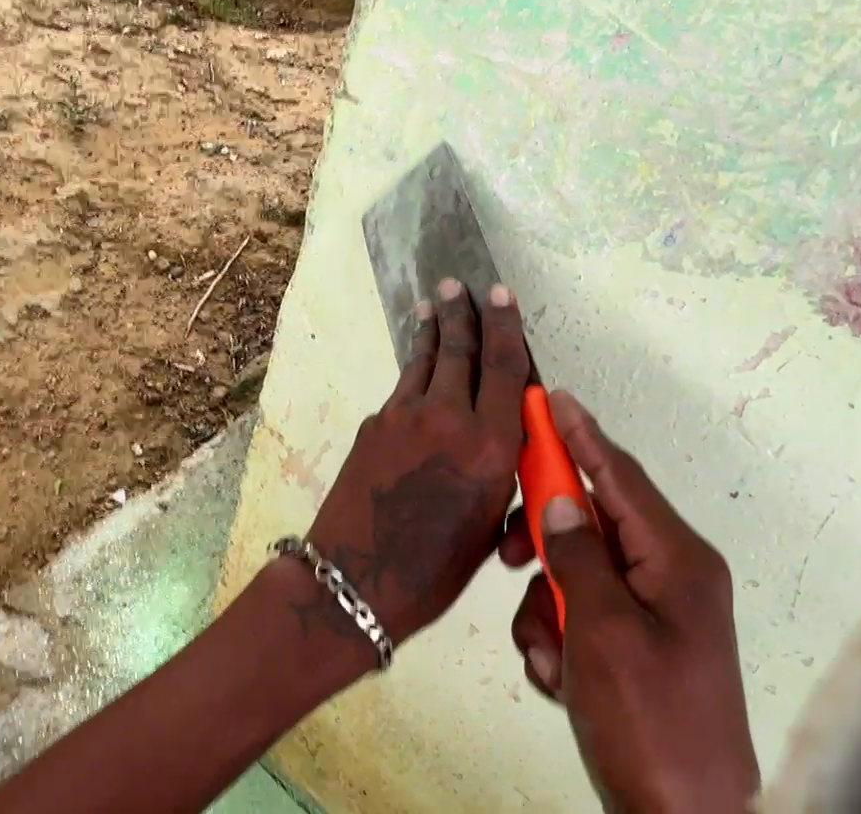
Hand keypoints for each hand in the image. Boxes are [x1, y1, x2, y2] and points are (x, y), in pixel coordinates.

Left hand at [305, 278, 529, 646]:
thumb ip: (500, 475)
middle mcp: (450, 418)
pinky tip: (415, 362)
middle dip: (463, 313)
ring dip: (431, 329)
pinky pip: (403, 386)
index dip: (506, 327)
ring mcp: (404, 416)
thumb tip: (500, 443)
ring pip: (425, 360)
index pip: (506, 370)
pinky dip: (413, 365)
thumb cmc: (435, 570)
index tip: (501, 294)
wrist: (354, 578)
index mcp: (492, 446)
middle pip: (460, 351)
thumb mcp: (489, 528)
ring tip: (433, 301)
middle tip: (459, 282)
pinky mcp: (374, 423)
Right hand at [500, 392, 758, 811]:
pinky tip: (560, 677)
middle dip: (542, 544)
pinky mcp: (630, 643)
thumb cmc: (650, 720)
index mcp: (676, 560)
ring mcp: (649, 611)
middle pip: (586, 523)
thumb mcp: (603, 631)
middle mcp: (666, 575)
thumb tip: (557, 501)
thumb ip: (576, 555)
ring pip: (571, 572)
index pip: (618, 476)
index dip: (579, 434)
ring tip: (549, 656)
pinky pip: (575, 612)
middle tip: (509, 560)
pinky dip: (556, 639)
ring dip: (545, 608)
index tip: (548, 397)